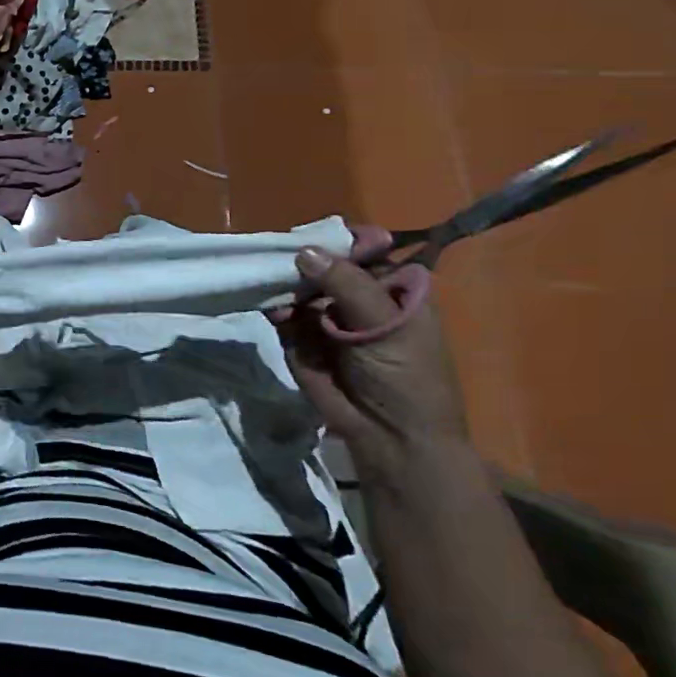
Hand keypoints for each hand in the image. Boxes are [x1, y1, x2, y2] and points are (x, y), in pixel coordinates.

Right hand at [269, 246, 467, 473]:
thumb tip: (304, 250)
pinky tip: (270, 307)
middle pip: (321, 262)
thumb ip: (346, 284)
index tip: (311, 236)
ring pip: (297, 286)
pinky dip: (272, 307)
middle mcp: (354, 294)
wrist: (391, 439)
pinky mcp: (299, 338)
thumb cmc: (405, 377)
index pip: (360, 247)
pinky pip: (281, 313)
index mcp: (390, 285)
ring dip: (282, 282)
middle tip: (277, 255)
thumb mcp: (386, 324)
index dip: (336, 240)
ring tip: (270, 281)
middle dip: (300, 259)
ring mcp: (324, 316)